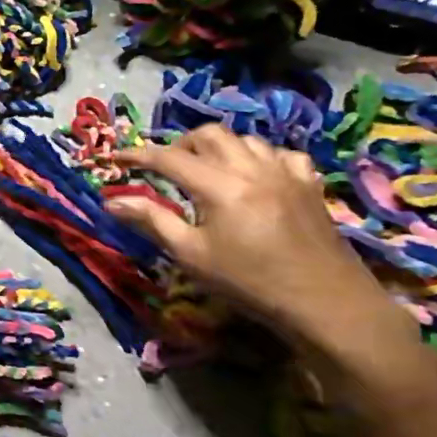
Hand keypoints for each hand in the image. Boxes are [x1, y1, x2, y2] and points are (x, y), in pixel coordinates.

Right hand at [106, 125, 408, 349]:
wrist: (324, 302)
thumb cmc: (248, 281)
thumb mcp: (191, 254)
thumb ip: (152, 221)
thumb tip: (112, 201)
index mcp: (219, 186)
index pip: (168, 157)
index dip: (137, 154)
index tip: (114, 157)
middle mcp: (251, 168)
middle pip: (209, 135)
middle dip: (180, 144)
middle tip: (165, 166)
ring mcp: (285, 172)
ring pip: (244, 139)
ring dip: (218, 147)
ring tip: (205, 169)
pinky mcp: (308, 183)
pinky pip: (279, 153)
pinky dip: (258, 156)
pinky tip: (253, 175)